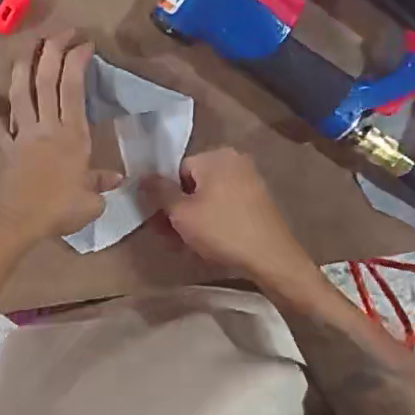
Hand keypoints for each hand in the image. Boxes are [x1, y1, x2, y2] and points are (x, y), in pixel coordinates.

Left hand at [0, 34, 122, 246]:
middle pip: (46, 80)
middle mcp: (46, 126)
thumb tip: (116, 178)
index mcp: (72, 134)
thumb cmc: (58, 209)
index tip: (86, 44)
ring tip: (29, 47)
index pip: (74, 88)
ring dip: (23, 67)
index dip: (78, 61)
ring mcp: (22, 134)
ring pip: (20, 93)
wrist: (17, 220)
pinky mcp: (4, 148)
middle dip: (53, 50)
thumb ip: (101, 184)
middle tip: (62, 32)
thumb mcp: (91, 201)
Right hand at [143, 148, 315, 286]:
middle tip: (167, 235)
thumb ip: (159, 192)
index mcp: (215, 157)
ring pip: (207, 197)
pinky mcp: (257, 200)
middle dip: (177, 209)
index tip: (158, 219)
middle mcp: (234, 162)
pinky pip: (224, 205)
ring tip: (184, 243)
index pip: (176, 170)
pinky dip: (211, 220)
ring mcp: (249, 180)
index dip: (164, 196)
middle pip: (192, 184)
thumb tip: (143, 176)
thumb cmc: (221, 230)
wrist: (270, 257)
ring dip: (191, 218)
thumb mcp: (181, 213)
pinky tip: (205, 241)